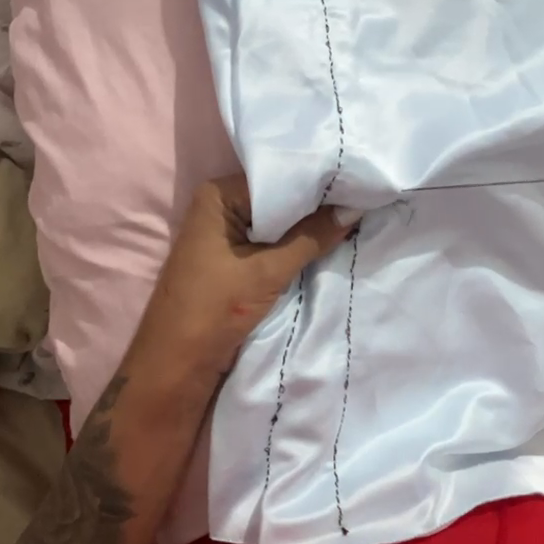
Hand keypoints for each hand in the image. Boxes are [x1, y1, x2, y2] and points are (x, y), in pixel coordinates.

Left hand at [128, 174, 357, 385]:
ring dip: (311, 228)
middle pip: (280, 200)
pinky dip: (298, 248)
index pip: (277, 177)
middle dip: (318, 205)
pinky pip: (274, 246)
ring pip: (280, 225)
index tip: (358, 179)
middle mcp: (221, 208)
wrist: (177, 366)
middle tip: (366, 195)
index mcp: (218, 196)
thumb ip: (312, 238)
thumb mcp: (267, 271)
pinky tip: (333, 242)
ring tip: (358, 215)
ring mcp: (228, 236)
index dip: (317, 181)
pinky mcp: (237, 263)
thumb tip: (355, 208)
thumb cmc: (213, 309)